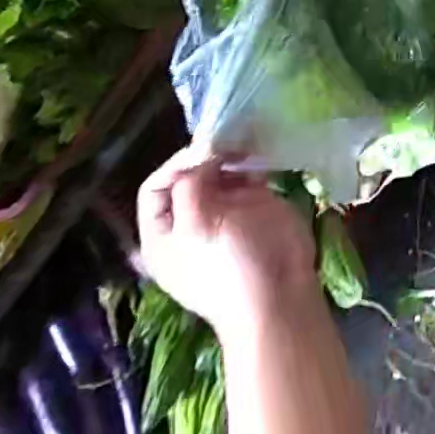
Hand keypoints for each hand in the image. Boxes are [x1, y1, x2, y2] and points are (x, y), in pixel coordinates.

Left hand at [136, 147, 318, 339]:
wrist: (278, 291)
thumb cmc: (229, 264)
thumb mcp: (197, 226)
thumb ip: (190, 186)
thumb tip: (202, 155)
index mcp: (164, 232)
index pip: (156, 186)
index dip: (176, 164)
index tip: (206, 149)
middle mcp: (191, 218)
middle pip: (189, 176)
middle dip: (207, 155)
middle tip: (231, 142)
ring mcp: (224, 212)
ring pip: (220, 172)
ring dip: (232, 155)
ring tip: (248, 147)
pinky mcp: (255, 206)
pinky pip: (248, 177)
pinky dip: (253, 163)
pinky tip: (262, 158)